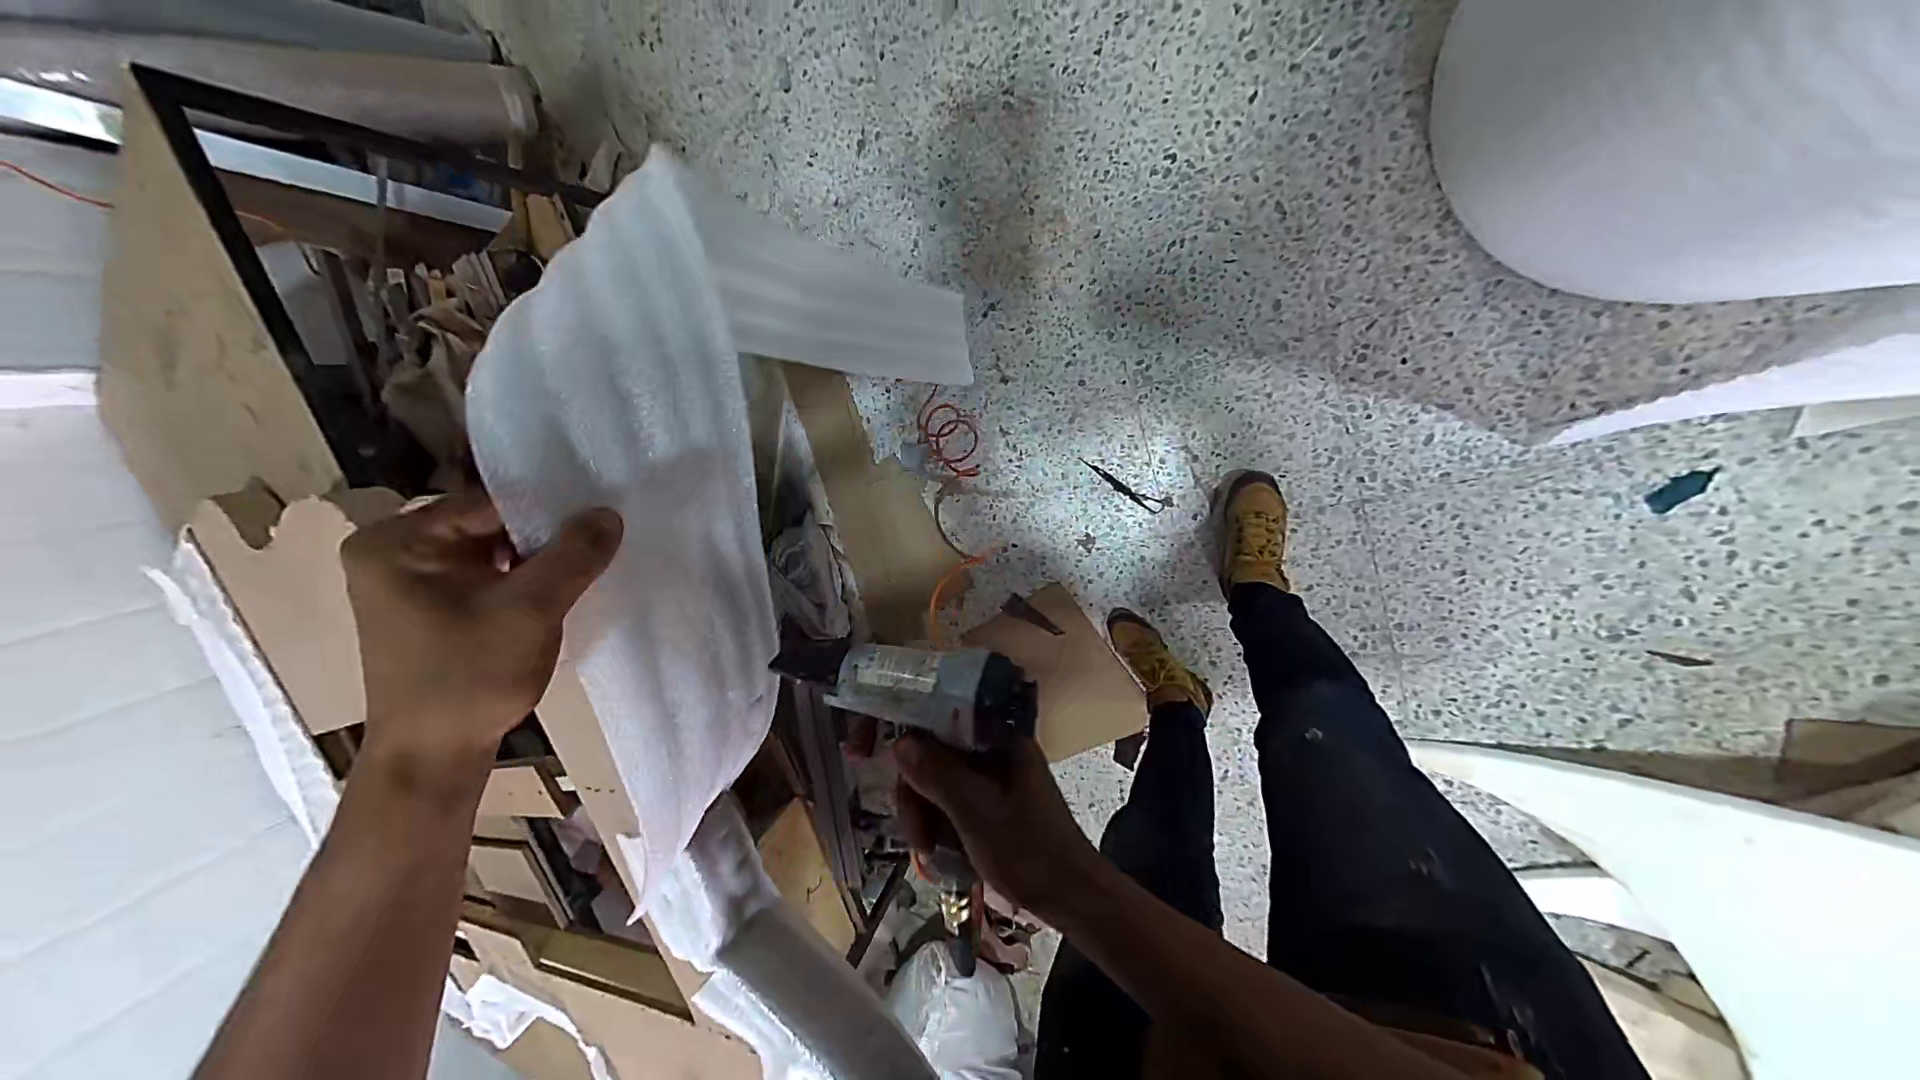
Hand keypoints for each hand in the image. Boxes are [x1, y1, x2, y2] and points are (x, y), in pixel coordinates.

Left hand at [341, 492, 621, 781]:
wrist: (434, 756)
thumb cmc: (470, 678)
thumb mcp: (530, 611)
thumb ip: (573, 556)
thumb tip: (610, 512)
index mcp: (396, 542)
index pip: (489, 503)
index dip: (549, 508)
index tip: (599, 517)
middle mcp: (394, 551)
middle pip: (491, 523)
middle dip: (545, 535)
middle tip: (599, 540)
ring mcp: (411, 579)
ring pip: (494, 549)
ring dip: (539, 559)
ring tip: (587, 562)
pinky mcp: (431, 604)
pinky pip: (488, 573)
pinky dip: (524, 578)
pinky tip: (560, 587)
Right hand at [894, 734, 1104, 920]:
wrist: (1072, 898)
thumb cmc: (1028, 851)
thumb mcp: (975, 812)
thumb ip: (937, 775)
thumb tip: (900, 742)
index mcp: (1002, 739)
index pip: (944, 723)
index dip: (915, 748)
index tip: (898, 783)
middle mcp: (999, 751)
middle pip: (938, 756)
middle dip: (919, 795)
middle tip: (918, 838)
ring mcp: (998, 778)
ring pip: (943, 782)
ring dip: (928, 815)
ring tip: (928, 851)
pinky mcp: (996, 803)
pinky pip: (956, 802)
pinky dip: (943, 825)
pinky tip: (940, 853)